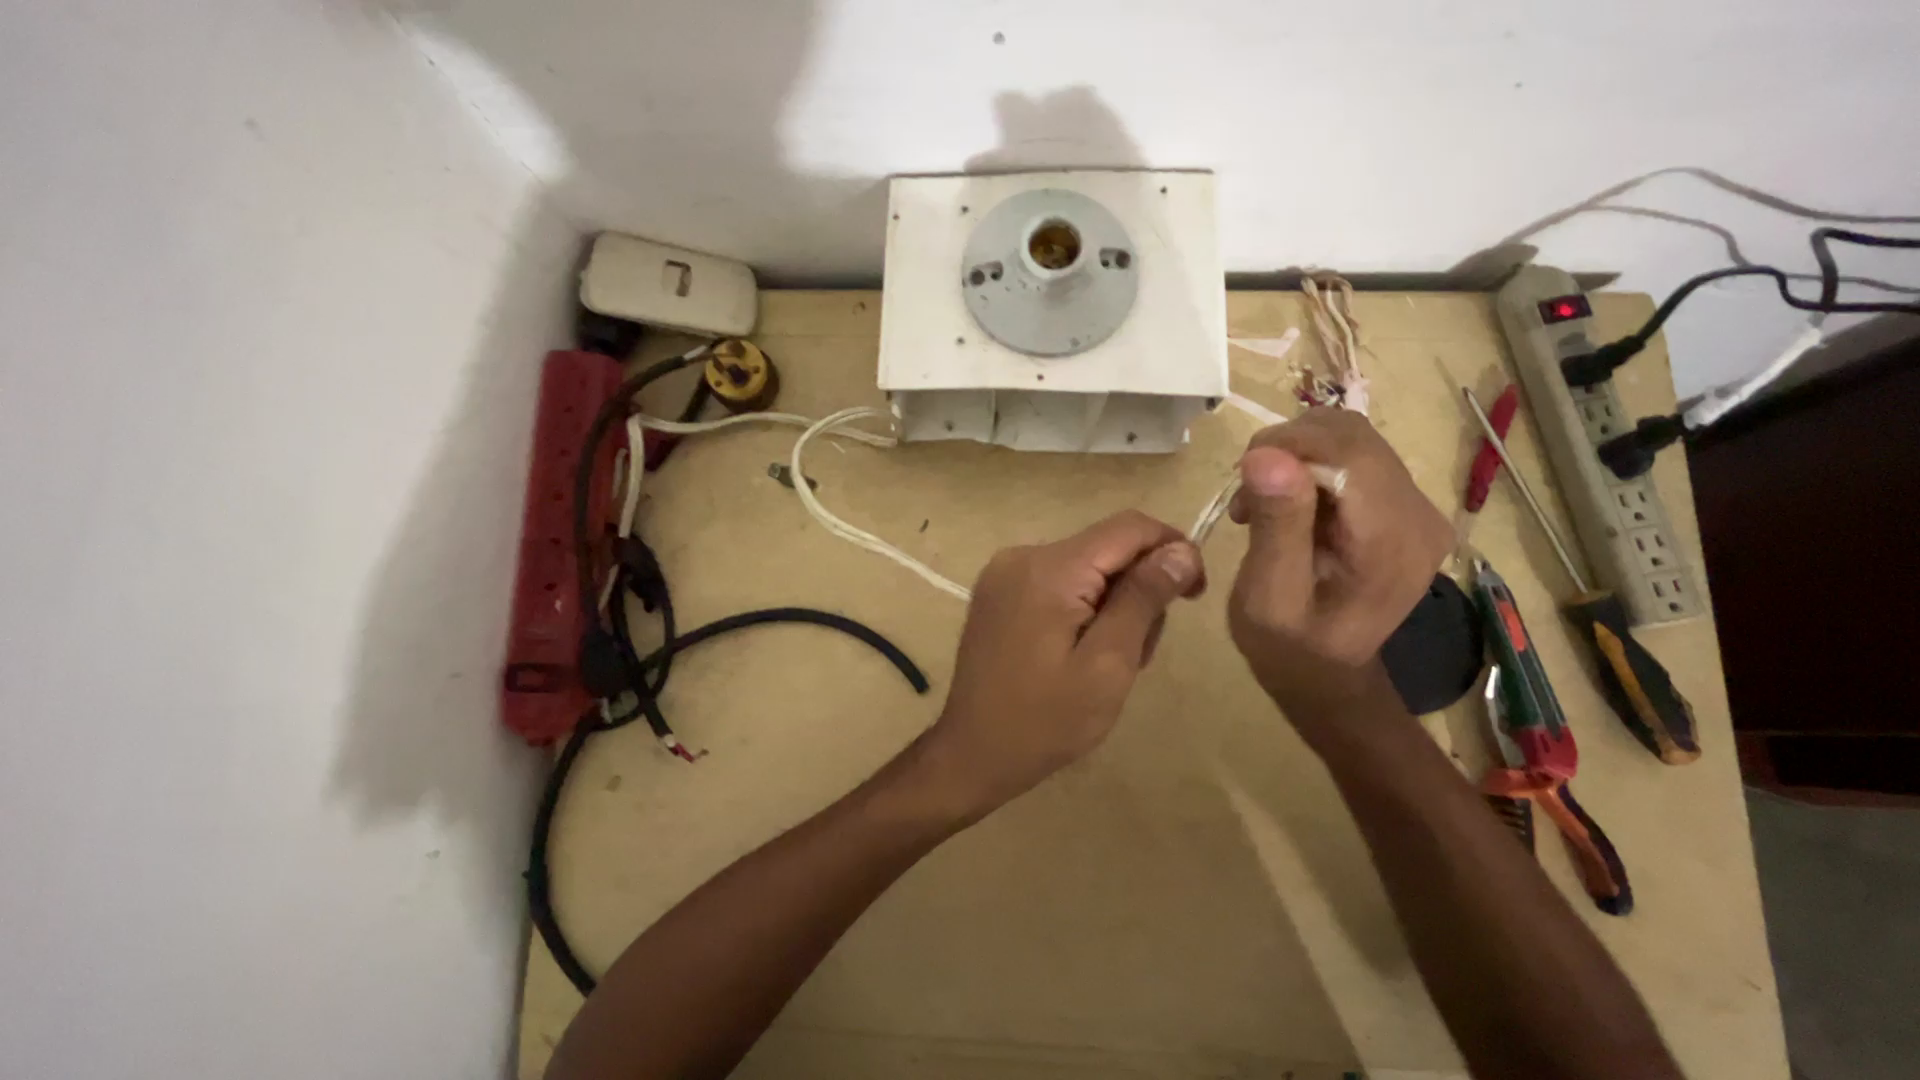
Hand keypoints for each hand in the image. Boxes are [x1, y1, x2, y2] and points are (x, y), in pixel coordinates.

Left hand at [914, 511, 1205, 818]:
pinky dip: (1083, 608)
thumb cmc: (1046, 721)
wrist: (973, 754)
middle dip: (1139, 589)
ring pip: (1085, 566)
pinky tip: (1079, 654)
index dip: (1174, 548)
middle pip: (1106, 547)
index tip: (1194, 594)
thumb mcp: (1108, 665)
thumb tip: (1180, 550)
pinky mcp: (998, 593)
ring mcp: (1004, 573)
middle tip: (1141, 652)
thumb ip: (1143, 600)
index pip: (1129, 527)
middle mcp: (1023, 555)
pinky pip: (1058, 582)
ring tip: (1108, 663)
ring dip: (1112, 604)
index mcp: (1050, 568)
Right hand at [1227, 408, 1451, 713]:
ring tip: (1260, 501)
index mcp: (1394, 541)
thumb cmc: (1289, 645)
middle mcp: (1421, 514)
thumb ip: (1276, 526)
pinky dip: (1308, 465)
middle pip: (1353, 437)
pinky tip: (1284, 502)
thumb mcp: (1269, 598)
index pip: (1351, 453)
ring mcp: (1417, 507)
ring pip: (1351, 439)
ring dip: (1295, 456)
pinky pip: (1353, 457)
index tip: (1243, 474)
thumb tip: (1264, 454)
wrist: (1324, 671)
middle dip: (1289, 449)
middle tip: (1246, 493)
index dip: (1291, 445)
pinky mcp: (1402, 503)